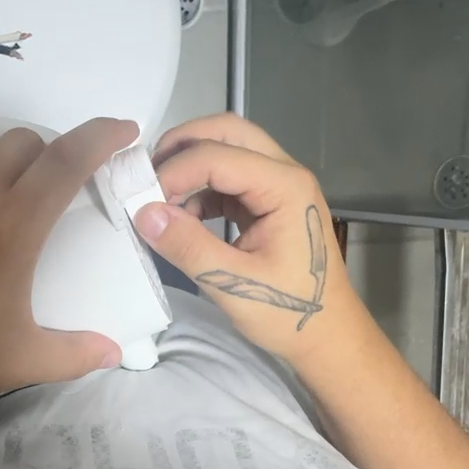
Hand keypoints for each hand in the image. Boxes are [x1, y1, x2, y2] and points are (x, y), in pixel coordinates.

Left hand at [0, 117, 136, 428]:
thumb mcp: (20, 361)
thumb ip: (75, 354)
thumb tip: (113, 353)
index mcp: (12, 228)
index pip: (66, 159)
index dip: (101, 136)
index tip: (123, 130)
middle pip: (23, 142)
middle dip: (52, 152)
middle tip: (60, 189)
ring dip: (6, 176)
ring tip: (4, 219)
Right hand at [133, 113, 366, 365]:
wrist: (327, 336)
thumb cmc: (288, 313)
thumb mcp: (233, 284)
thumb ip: (188, 246)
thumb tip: (143, 213)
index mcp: (284, 187)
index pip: (217, 156)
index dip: (174, 172)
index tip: (140, 202)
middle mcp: (285, 174)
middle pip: (228, 132)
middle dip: (182, 146)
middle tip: (145, 176)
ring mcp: (279, 187)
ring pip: (229, 150)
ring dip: (190, 165)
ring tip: (158, 198)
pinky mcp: (268, 204)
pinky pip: (229, 179)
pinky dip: (200, 189)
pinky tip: (181, 217)